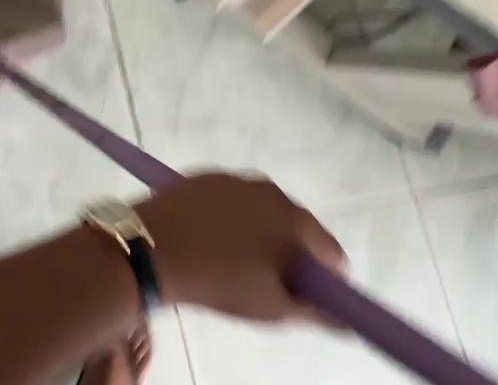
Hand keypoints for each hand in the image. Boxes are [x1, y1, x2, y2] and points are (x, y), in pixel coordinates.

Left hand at [134, 170, 346, 322]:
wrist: (151, 245)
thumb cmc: (219, 279)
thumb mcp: (274, 307)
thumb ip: (317, 313)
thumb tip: (347, 321)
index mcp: (294, 219)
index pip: (331, 252)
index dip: (327, 280)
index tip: (306, 297)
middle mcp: (270, 189)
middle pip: (298, 227)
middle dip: (293, 254)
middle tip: (269, 282)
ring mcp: (234, 178)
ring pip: (263, 211)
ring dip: (261, 233)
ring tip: (236, 260)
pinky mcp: (204, 175)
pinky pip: (232, 200)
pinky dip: (231, 217)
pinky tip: (211, 238)